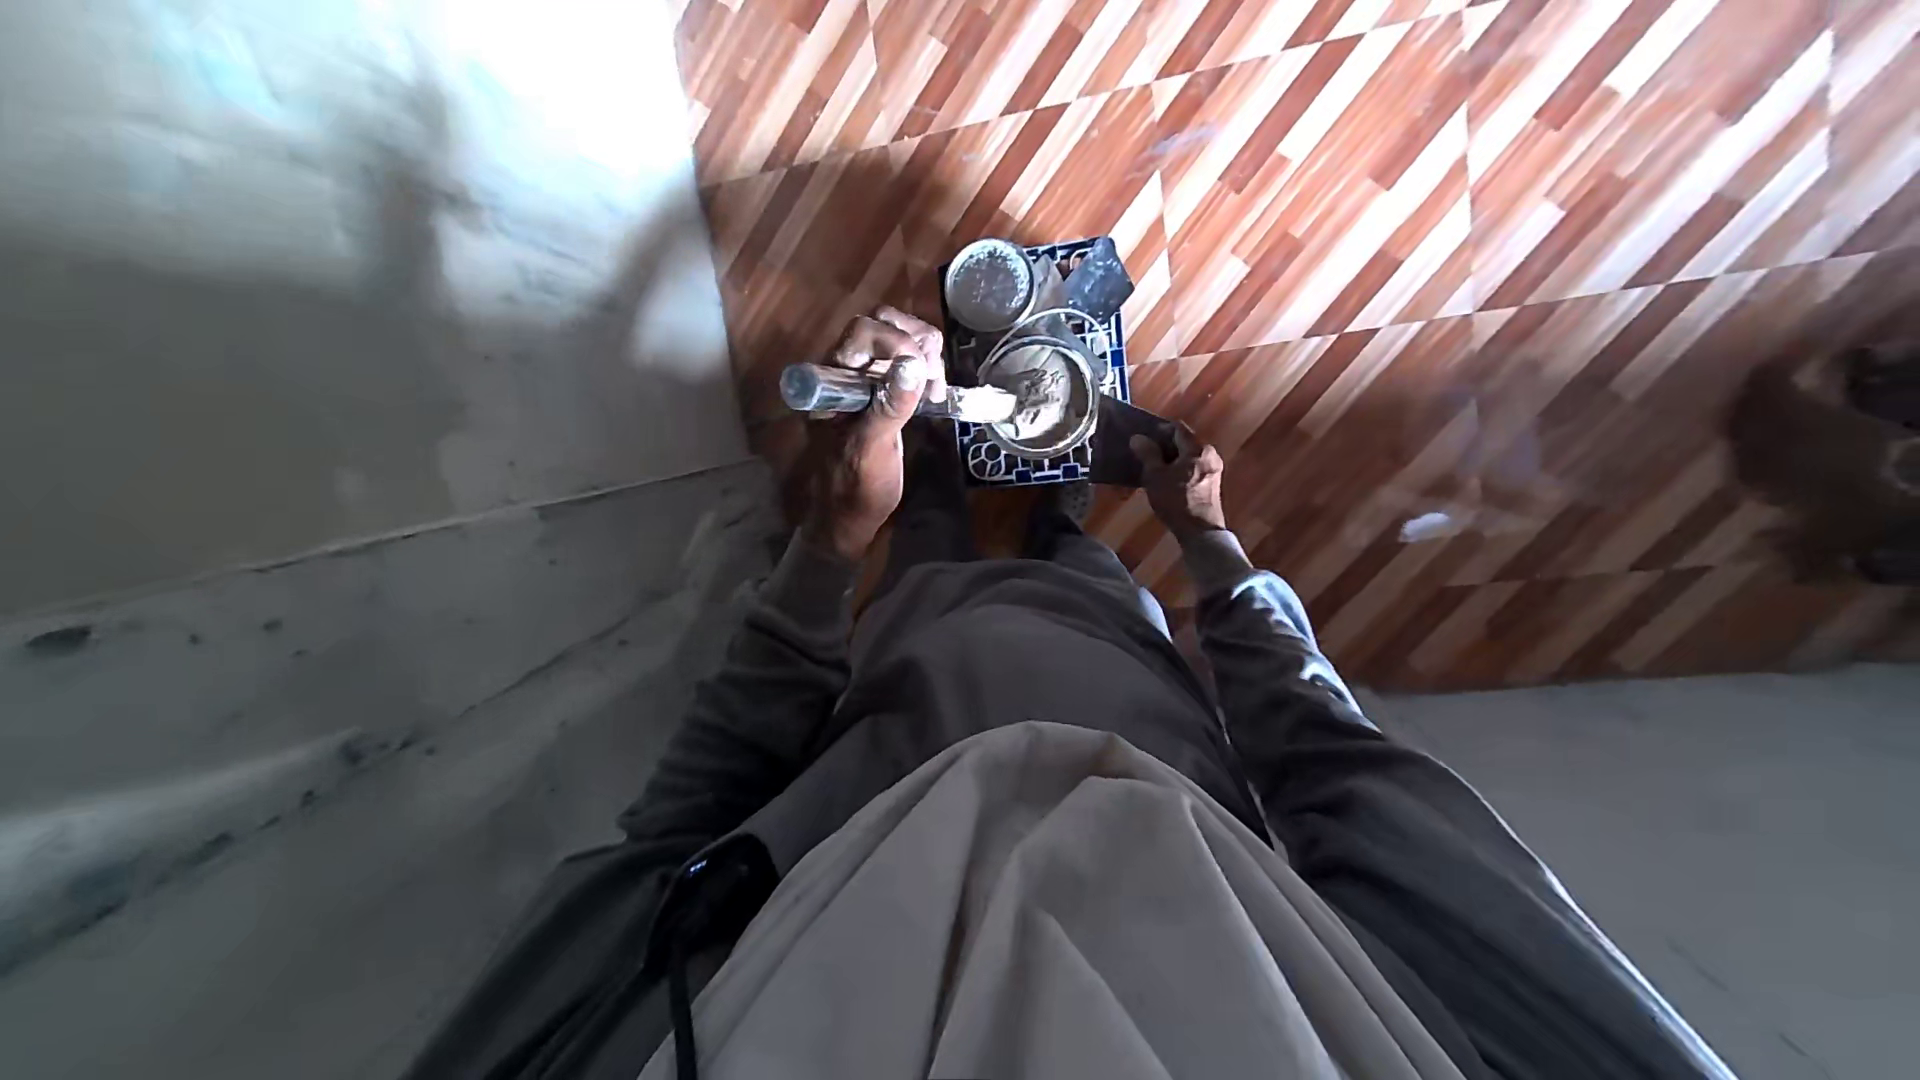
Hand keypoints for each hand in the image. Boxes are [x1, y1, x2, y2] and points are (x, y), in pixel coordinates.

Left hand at [795, 306, 946, 559]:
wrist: (852, 516)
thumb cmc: (855, 487)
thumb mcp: (871, 450)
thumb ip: (889, 407)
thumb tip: (913, 364)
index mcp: (830, 380)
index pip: (860, 332)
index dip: (893, 341)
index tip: (918, 372)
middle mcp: (846, 372)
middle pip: (881, 324)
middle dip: (914, 342)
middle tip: (932, 376)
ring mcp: (868, 381)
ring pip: (899, 339)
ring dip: (925, 354)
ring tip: (935, 388)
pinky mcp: (886, 393)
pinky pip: (909, 363)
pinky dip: (928, 368)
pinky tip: (935, 391)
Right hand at [1130, 424, 1227, 541]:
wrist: (1199, 531)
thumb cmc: (1176, 501)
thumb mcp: (1155, 476)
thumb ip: (1148, 454)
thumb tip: (1138, 438)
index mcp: (1198, 448)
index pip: (1177, 428)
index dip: (1159, 430)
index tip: (1144, 438)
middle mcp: (1210, 454)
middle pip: (1184, 443)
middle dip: (1164, 447)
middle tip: (1145, 455)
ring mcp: (1214, 470)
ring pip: (1188, 457)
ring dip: (1171, 460)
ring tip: (1153, 469)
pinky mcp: (1212, 484)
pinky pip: (1193, 469)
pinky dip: (1180, 470)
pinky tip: (1166, 481)